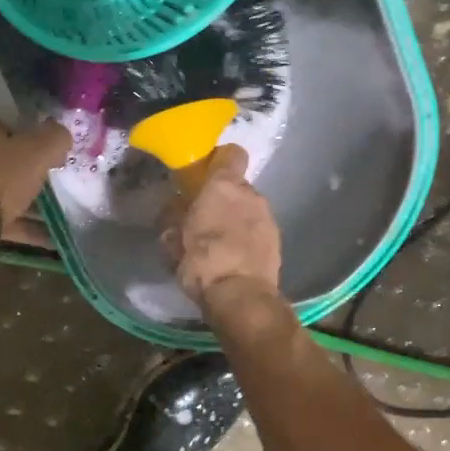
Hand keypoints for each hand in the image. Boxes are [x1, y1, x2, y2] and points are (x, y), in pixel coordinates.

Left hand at [0, 75, 71, 221]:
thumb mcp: (36, 152)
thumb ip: (54, 138)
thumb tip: (61, 133)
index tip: (3, 67)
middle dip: (20, 137)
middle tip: (49, 135)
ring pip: (0, 177)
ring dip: (25, 185)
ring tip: (57, 190)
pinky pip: (4, 215)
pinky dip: (26, 224)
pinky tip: (52, 237)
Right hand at [162, 144, 281, 307]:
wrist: (239, 295)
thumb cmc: (201, 259)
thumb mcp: (172, 238)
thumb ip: (175, 217)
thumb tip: (176, 208)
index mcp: (224, 186)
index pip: (231, 155)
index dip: (218, 162)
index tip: (204, 175)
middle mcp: (251, 194)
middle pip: (237, 187)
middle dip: (222, 200)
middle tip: (203, 218)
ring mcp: (268, 218)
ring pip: (248, 211)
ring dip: (235, 221)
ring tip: (218, 244)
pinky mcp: (277, 243)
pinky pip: (257, 232)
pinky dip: (246, 240)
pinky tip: (232, 259)